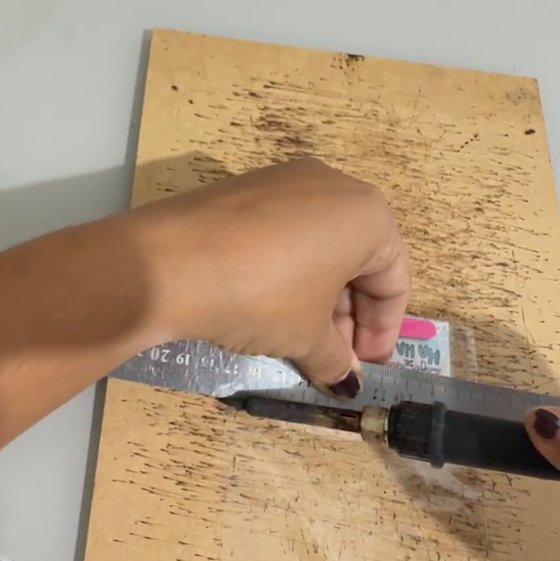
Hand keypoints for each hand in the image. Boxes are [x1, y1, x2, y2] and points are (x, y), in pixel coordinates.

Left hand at [127, 158, 412, 393]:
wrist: (165, 262)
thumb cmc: (260, 295)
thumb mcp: (306, 335)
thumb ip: (336, 358)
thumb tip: (345, 379)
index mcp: (366, 213)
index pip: (394, 280)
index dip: (384, 332)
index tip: (365, 368)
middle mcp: (330, 184)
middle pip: (356, 259)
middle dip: (347, 315)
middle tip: (332, 360)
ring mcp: (281, 181)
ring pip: (317, 246)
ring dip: (316, 296)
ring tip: (297, 341)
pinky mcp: (240, 189)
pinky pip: (280, 234)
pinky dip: (284, 271)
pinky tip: (264, 308)